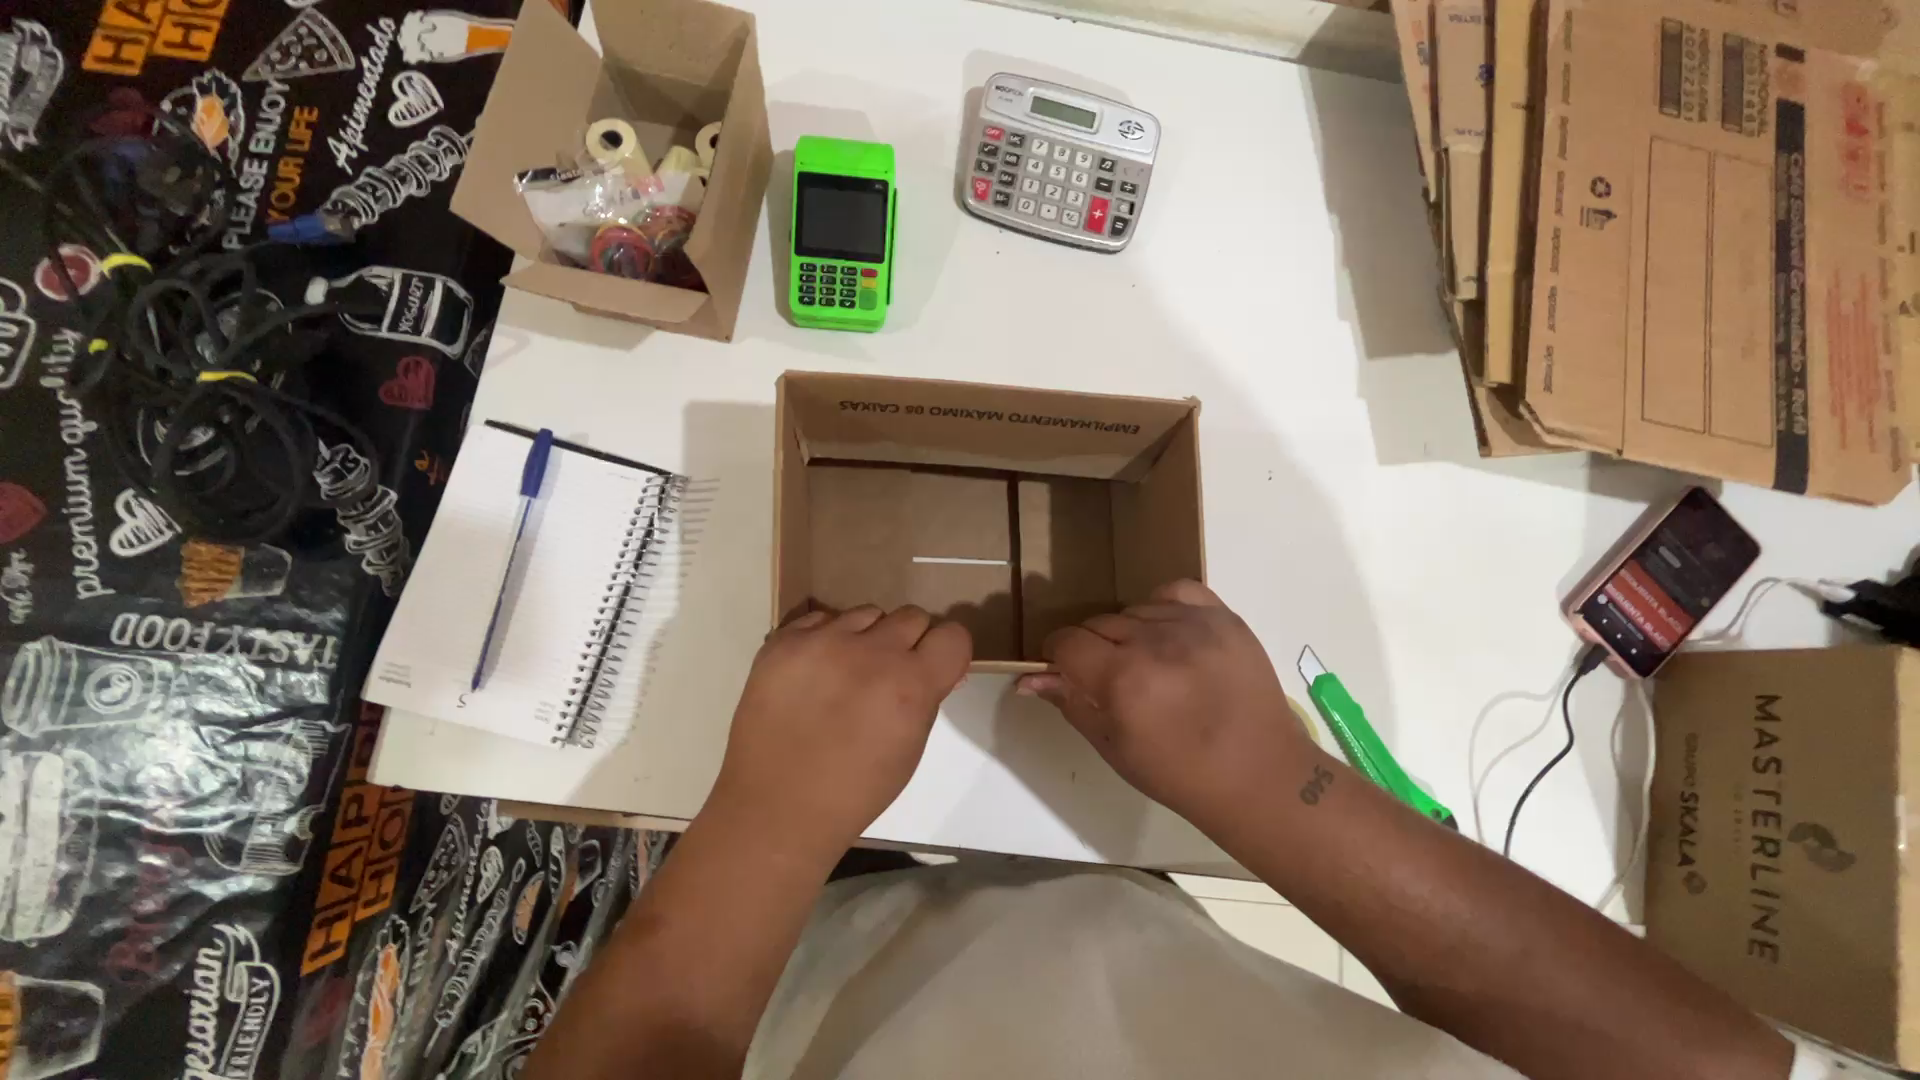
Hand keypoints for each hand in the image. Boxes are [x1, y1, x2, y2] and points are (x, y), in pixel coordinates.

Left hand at [706, 605, 971, 858]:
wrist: (775, 808)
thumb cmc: (853, 792)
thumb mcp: (909, 750)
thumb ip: (927, 700)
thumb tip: (936, 670)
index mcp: (910, 685)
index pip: (953, 635)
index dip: (947, 653)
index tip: (934, 668)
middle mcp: (870, 653)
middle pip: (911, 616)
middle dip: (908, 643)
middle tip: (888, 675)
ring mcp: (822, 642)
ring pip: (866, 613)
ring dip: (867, 638)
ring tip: (847, 673)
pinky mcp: (783, 642)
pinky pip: (821, 619)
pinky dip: (826, 639)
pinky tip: (814, 673)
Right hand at [1017, 580, 1314, 831]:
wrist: (1259, 775)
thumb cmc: (1178, 773)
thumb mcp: (1114, 746)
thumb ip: (1071, 702)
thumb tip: (1029, 678)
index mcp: (1123, 680)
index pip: (1066, 641)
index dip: (1059, 657)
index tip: (1070, 674)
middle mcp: (1155, 643)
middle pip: (1098, 624)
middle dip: (1095, 650)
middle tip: (1116, 682)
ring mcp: (1194, 625)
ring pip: (1134, 610)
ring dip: (1130, 633)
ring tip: (1151, 666)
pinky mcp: (1224, 618)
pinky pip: (1176, 592)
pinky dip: (1164, 607)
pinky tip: (1171, 635)